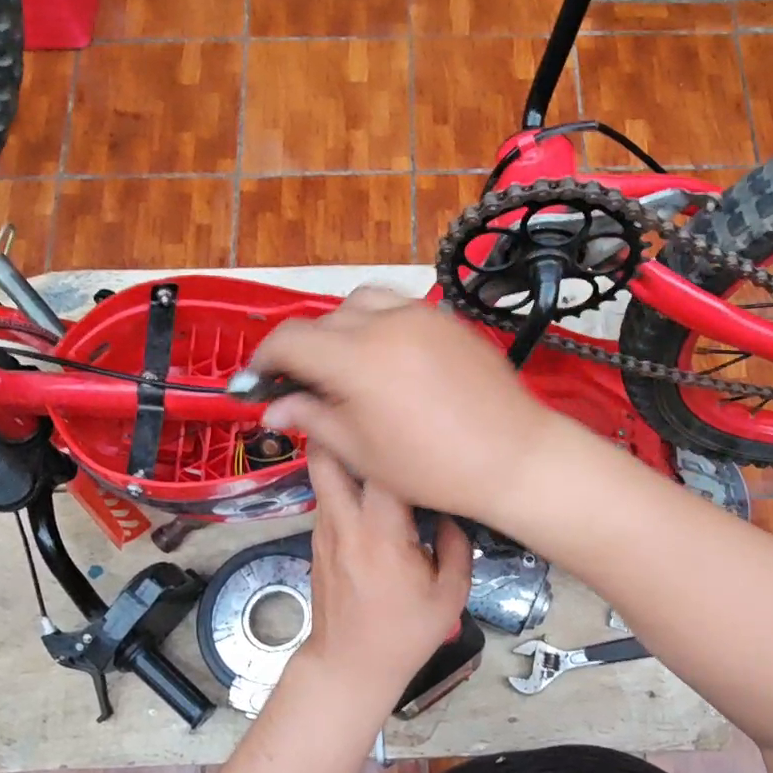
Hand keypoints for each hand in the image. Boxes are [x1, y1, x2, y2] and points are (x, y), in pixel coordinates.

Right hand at [249, 286, 564, 521]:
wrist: (514, 457)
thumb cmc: (433, 468)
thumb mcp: (362, 452)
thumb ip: (313, 420)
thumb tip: (272, 409)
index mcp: (358, 359)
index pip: (291, 340)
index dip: (265, 359)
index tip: (258, 382)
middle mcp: (386, 322)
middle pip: (323, 320)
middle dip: (303, 349)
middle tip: (300, 386)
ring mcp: (421, 314)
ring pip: (360, 303)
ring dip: (339, 329)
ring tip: (343, 367)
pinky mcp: (448, 319)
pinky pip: (397, 307)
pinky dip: (376, 324)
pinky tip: (384, 360)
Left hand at [291, 448, 473, 700]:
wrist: (349, 666)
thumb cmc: (405, 634)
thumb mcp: (450, 596)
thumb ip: (457, 546)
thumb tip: (450, 510)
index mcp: (381, 536)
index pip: (382, 470)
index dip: (396, 443)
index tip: (417, 431)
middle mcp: (345, 525)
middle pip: (327, 456)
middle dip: (343, 428)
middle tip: (376, 418)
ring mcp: (324, 531)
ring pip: (322, 473)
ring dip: (342, 453)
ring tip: (373, 441)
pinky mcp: (317, 541)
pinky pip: (327, 496)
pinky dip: (343, 481)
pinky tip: (368, 484)